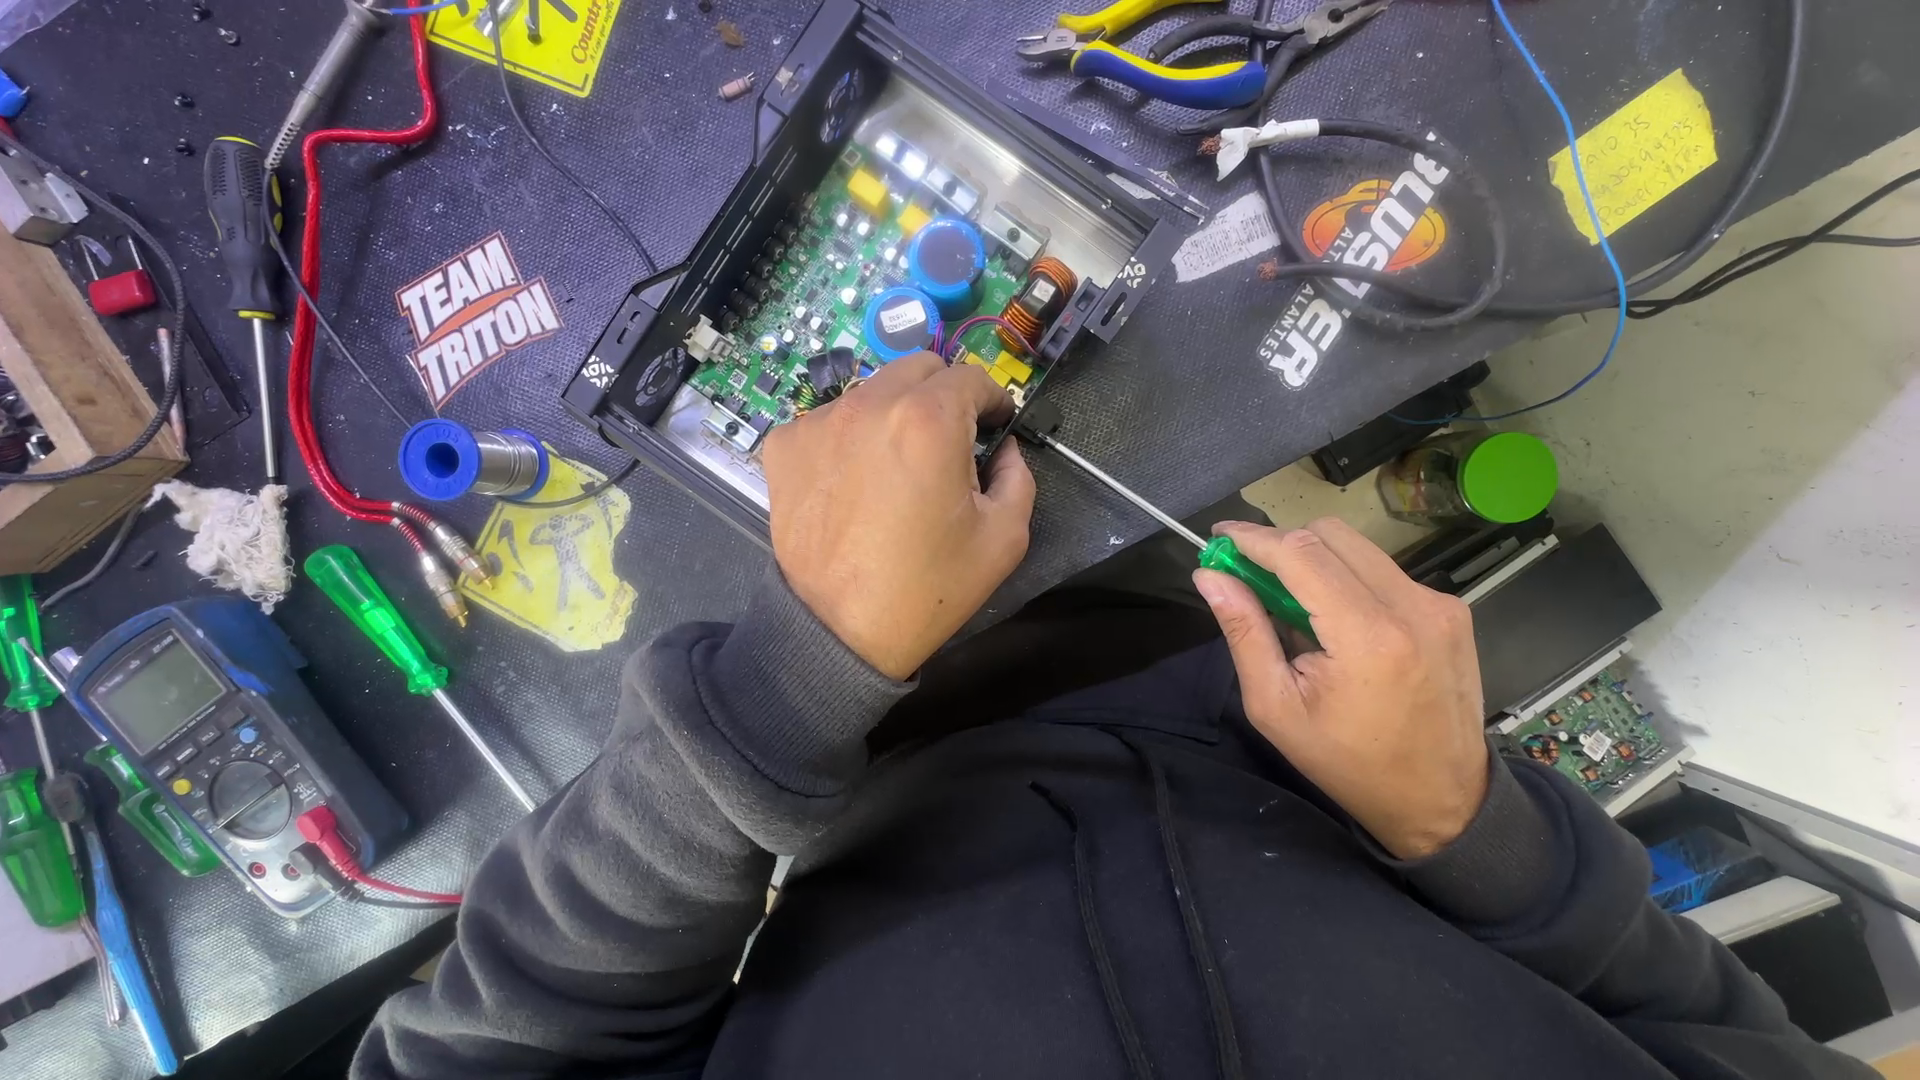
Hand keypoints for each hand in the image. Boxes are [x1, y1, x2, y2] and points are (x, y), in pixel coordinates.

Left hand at [763, 351, 1034, 679]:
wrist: (838, 634)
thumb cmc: (928, 589)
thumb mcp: (1004, 537)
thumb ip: (1017, 475)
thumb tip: (1000, 448)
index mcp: (928, 420)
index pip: (971, 377)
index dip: (991, 400)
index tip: (992, 426)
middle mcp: (869, 404)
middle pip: (918, 367)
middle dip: (943, 395)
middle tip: (947, 443)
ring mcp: (818, 422)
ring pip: (871, 390)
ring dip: (893, 413)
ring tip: (894, 467)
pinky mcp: (784, 446)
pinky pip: (828, 420)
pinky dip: (848, 438)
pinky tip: (852, 481)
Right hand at [1194, 518, 1488, 858]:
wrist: (1441, 799)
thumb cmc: (1346, 761)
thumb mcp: (1275, 706)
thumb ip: (1243, 632)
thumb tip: (1209, 576)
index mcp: (1366, 635)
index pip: (1300, 553)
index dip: (1253, 537)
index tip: (1218, 537)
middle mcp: (1410, 606)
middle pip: (1331, 534)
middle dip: (1281, 543)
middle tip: (1249, 572)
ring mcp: (1438, 604)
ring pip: (1358, 547)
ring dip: (1314, 559)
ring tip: (1291, 602)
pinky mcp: (1451, 610)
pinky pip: (1383, 571)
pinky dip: (1347, 578)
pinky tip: (1334, 619)